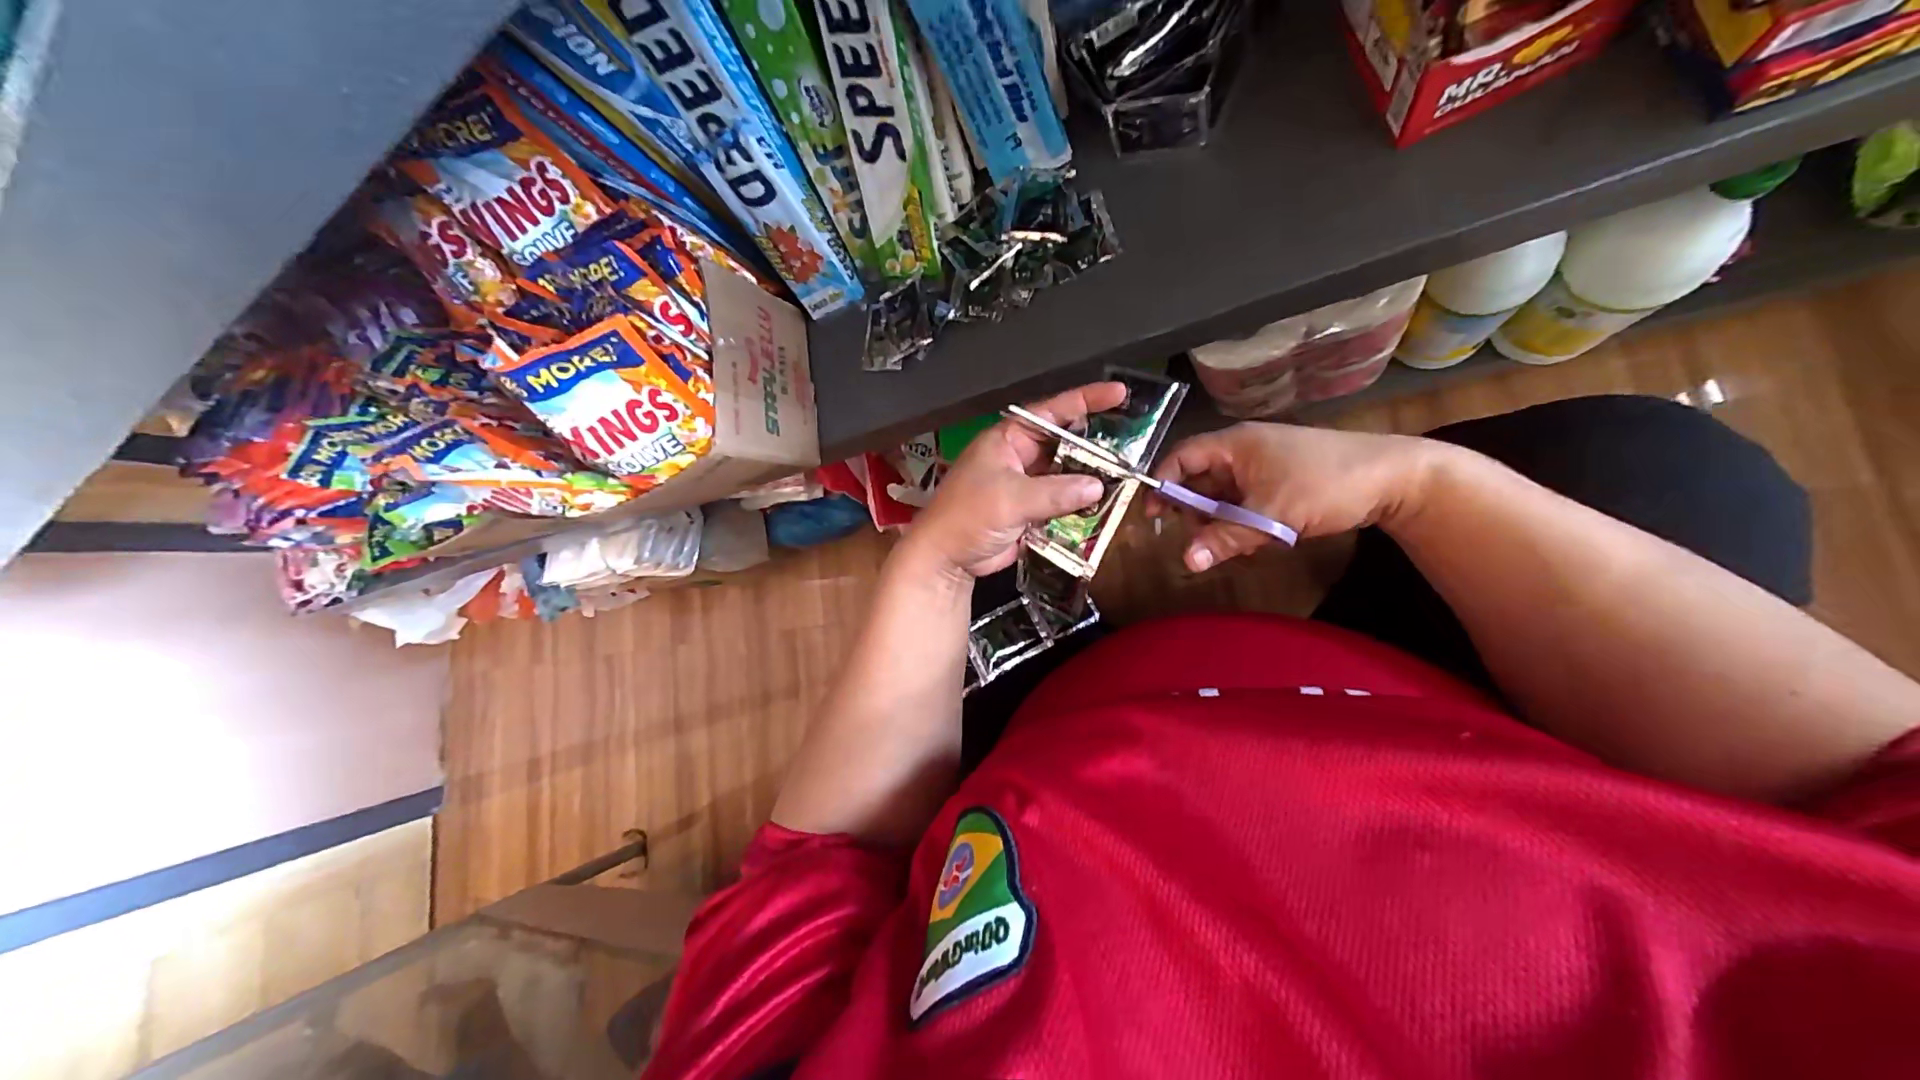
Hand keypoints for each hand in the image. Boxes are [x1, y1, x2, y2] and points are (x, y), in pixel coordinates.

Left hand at [903, 382, 1128, 579]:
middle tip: (1131, 447)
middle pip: (1065, 444)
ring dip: (1090, 481)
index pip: (1052, 412)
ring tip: (1125, 481)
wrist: (946, 558)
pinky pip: (1062, 503)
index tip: (1120, 394)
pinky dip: (1080, 507)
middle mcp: (1019, 457)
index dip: (1086, 400)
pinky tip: (1104, 509)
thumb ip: (1056, 491)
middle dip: (1095, 447)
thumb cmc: (968, 516)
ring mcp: (1025, 485)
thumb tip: (1097, 487)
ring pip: (1066, 476)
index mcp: (1008, 439)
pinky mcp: (1030, 511)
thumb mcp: (1012, 498)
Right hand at [1151, 422, 1441, 571]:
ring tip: (1235, 543)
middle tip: (1199, 537)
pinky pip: (1246, 501)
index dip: (1162, 482)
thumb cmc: (1327, 484)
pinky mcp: (1280, 481)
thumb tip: (1185, 561)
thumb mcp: (1272, 516)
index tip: (1153, 514)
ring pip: (1223, 494)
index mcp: (1235, 444)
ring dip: (1222, 520)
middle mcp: (1243, 450)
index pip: (1181, 457)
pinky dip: (1244, 521)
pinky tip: (1257, 539)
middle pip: (1199, 479)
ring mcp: (1263, 465)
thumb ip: (1226, 538)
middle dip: (1195, 510)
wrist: (1396, 478)